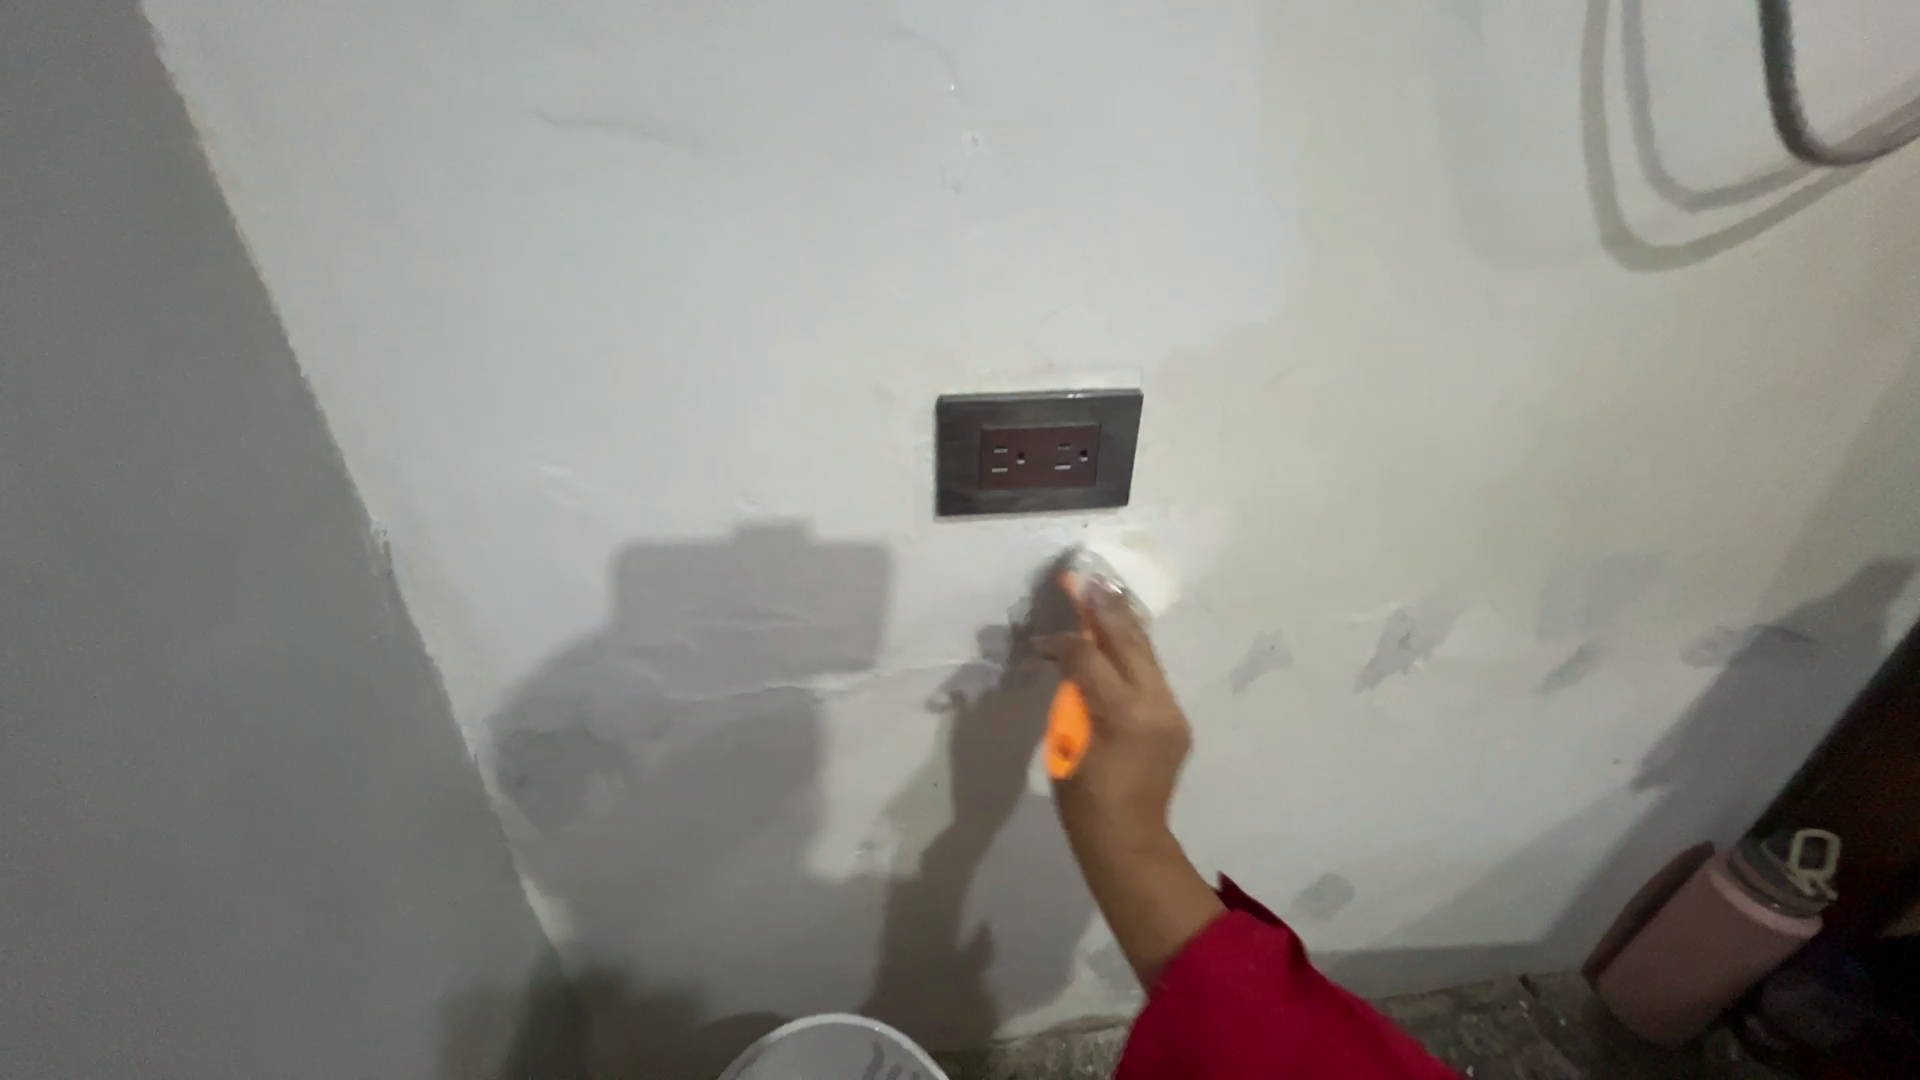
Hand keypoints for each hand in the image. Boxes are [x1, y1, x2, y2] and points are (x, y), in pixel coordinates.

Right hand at [1037, 586, 1191, 849]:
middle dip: (1104, 608)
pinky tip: (1118, 632)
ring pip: (1146, 653)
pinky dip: (1131, 650)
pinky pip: (1151, 673)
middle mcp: (1156, 705)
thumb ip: (1073, 697)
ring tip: (1103, 592)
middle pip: (1129, 642)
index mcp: (1122, 716)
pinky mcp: (1177, 718)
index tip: (1041, 641)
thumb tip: (1071, 661)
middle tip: (1083, 579)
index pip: (1090, 658)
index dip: (1065, 642)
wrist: (1128, 839)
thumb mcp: (1066, 743)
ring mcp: (1172, 711)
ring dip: (1122, 622)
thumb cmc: (1084, 800)